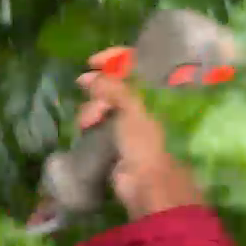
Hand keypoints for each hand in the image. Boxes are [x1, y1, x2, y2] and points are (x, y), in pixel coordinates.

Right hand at [76, 69, 202, 219]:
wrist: (147, 187)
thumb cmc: (147, 146)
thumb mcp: (132, 112)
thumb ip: (113, 89)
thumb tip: (87, 76)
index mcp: (161, 95)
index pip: (140, 64)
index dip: (116, 58)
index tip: (93, 62)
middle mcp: (147, 104)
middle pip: (116, 83)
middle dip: (98, 89)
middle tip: (88, 96)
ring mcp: (132, 121)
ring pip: (104, 101)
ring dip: (91, 107)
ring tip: (87, 122)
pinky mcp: (117, 136)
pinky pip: (99, 119)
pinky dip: (89, 120)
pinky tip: (84, 127)